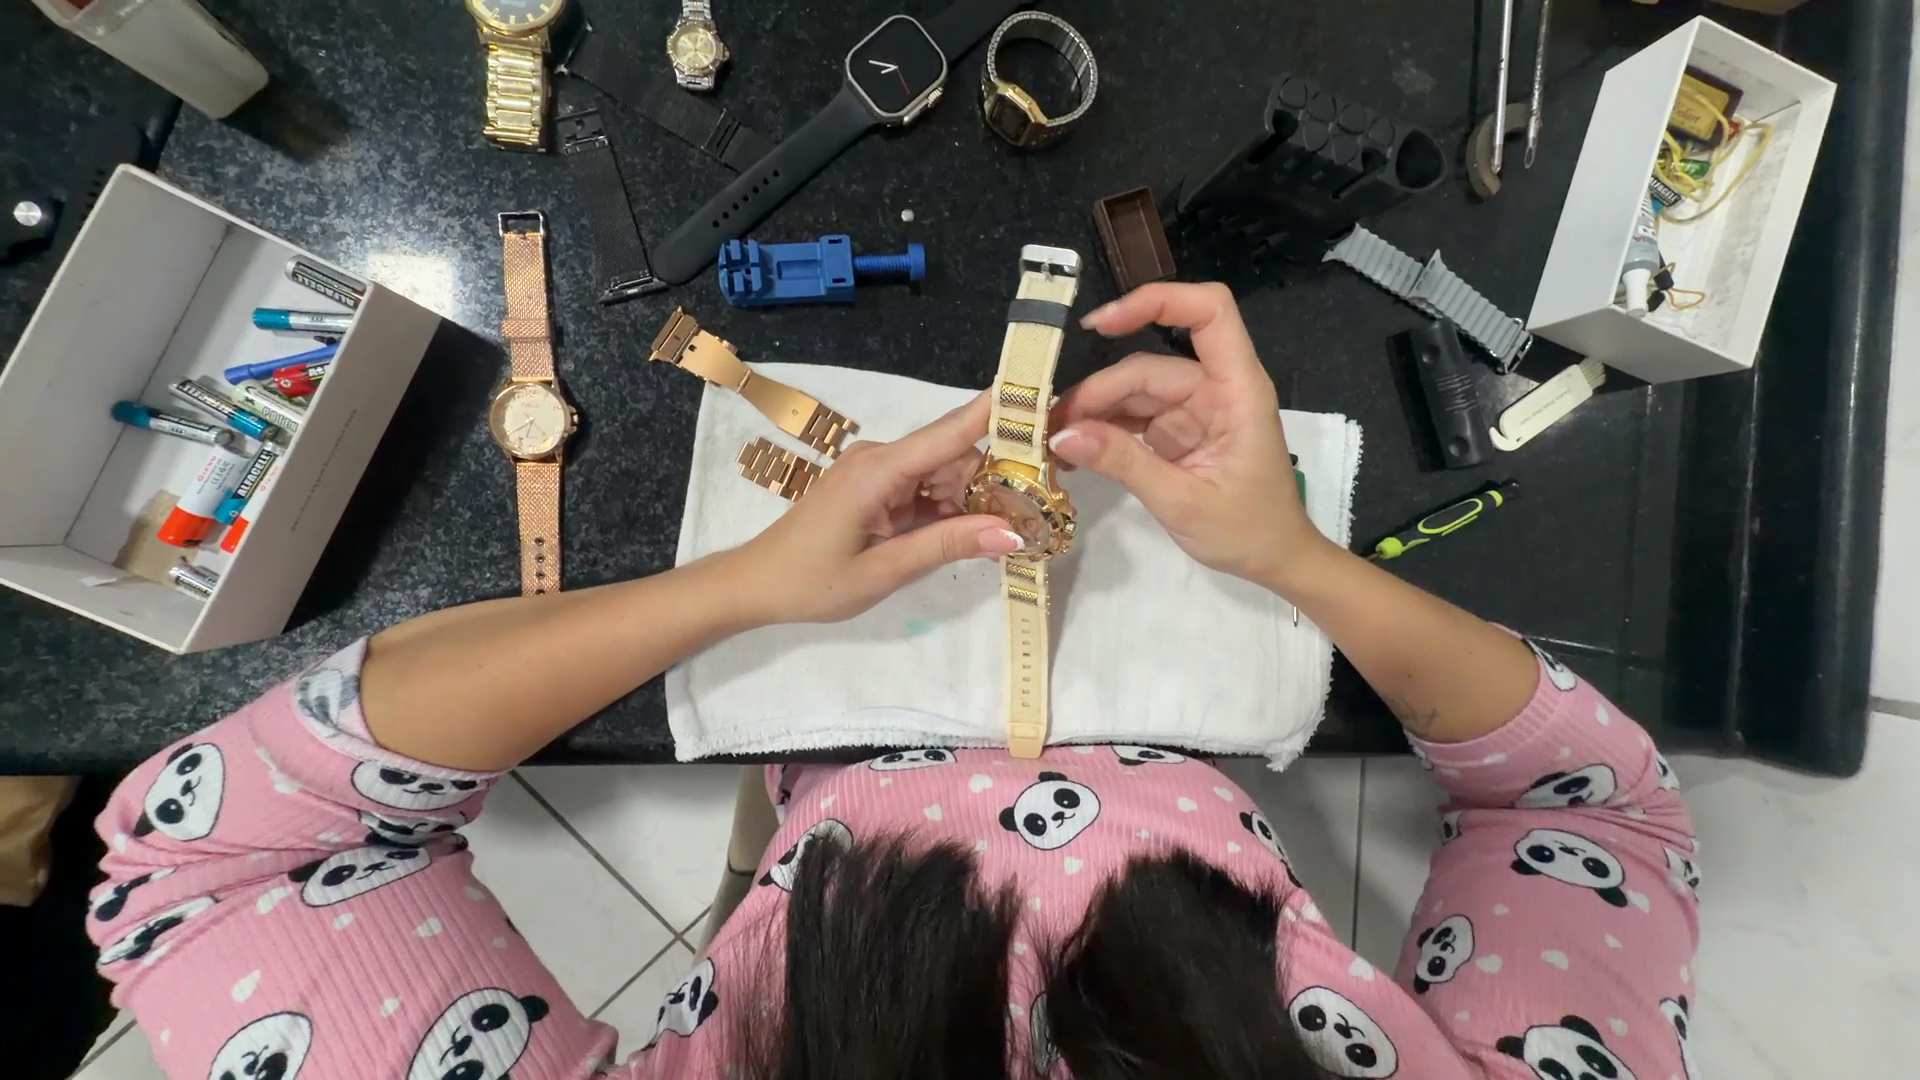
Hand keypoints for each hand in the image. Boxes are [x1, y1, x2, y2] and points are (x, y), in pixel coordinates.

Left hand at [729, 393, 1023, 623]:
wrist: (756, 585)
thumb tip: (1012, 532)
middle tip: (1029, 520)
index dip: (997, 412)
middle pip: (954, 455)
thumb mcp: (883, 571)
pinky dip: (947, 510)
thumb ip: (946, 546)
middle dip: (992, 483)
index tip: (1042, 394)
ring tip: (999, 537)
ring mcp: (878, 471)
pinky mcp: (876, 487)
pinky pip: (925, 488)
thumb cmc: (810, 581)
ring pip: (944, 473)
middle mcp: (881, 459)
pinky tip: (964, 535)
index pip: (950, 432)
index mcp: (878, 471)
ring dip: (971, 501)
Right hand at [1051, 282, 1329, 590]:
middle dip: (1097, 392)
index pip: (1208, 314)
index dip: (1156, 302)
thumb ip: (1124, 463)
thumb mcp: (1183, 501)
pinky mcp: (1175, 433)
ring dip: (1092, 412)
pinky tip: (1072, 449)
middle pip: (1148, 367)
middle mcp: (1214, 390)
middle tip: (1051, 428)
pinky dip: (1101, 431)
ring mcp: (1193, 411)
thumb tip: (1064, 434)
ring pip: (1133, 392)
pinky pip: (1131, 418)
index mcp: (1237, 391)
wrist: (1273, 560)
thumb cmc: (1247, 530)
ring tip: (1052, 441)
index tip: (1101, 325)